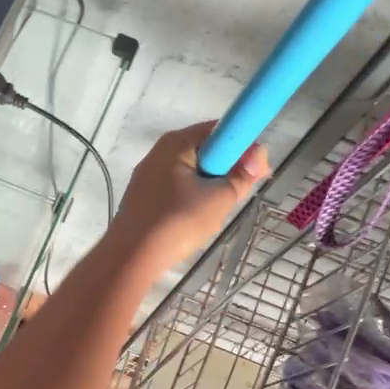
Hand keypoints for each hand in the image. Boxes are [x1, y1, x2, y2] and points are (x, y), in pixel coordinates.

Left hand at [110, 122, 268, 264]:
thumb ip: (244, 174)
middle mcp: (158, 153)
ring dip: (207, 189)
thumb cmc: (178, 222)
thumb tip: (258, 155)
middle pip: (205, 152)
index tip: (254, 170)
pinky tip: (190, 222)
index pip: (220, 130)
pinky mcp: (141, 198)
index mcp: (176, 142)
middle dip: (225, 171)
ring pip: (190, 174)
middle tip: (234, 196)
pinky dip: (188, 201)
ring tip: (210, 213)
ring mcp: (146, 176)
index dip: (242, 147)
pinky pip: (175, 191)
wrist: (131, 257)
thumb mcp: (220, 197)